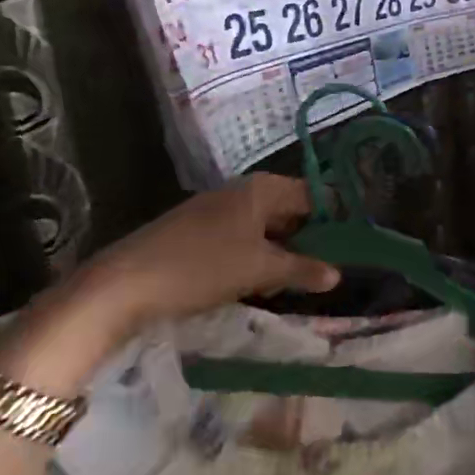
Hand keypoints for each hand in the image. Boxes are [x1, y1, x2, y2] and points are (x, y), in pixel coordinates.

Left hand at [0, 175, 338, 392]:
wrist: (125, 282)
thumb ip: (301, 269)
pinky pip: (239, 238)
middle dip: (304, 240)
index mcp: (261, 189)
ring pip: (263, 227)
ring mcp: (216, 210)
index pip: (311, 194)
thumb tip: (337, 273)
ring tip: (285, 286)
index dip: (332, 218)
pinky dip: (252, 257)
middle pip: (287, 210)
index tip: (348, 246)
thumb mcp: (259, 270)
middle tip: (317, 273)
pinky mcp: (196, 231)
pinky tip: (250, 285)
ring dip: (278, 253)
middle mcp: (240, 191)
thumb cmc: (202, 266)